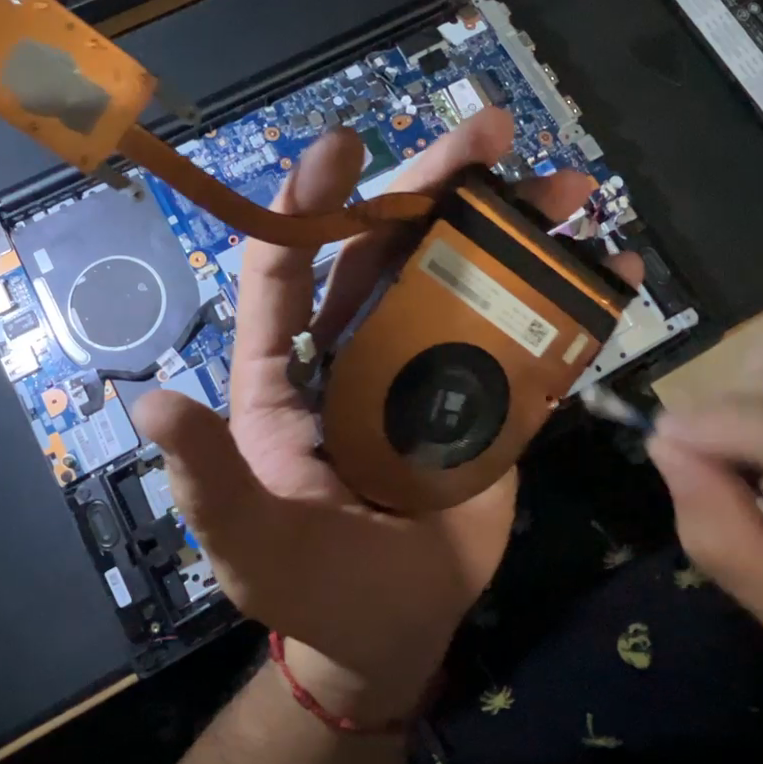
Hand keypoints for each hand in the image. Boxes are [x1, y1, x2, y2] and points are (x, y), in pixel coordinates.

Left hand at [133, 108, 640, 721]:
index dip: (306, 205)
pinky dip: (569, 301)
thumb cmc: (307, 585)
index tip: (341, 147)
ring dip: (513, 224)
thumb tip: (148, 406)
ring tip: (569, 185)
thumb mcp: (250, 539)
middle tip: (488, 132)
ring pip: (462, 273)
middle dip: (433, 186)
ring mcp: (426, 367)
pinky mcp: (486, 399)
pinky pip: (525, 337)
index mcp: (284, 366)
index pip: (285, 269)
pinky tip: (613, 263)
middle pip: (388, 247)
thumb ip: (209, 476)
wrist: (391, 632)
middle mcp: (353, 347)